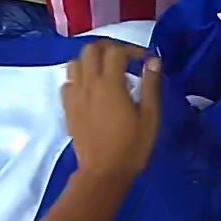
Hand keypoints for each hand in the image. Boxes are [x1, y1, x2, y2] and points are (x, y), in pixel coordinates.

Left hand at [62, 41, 161, 182]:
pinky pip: (67, 81)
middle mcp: (88, 84)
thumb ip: (151, 85)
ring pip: (75, 62)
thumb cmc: (131, 147)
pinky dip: (78, 76)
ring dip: (90, 59)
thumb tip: (154, 61)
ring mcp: (74, 95)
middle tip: (124, 57)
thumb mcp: (150, 117)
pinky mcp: (67, 107)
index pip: (116, 52)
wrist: (103, 173)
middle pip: (91, 49)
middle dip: (108, 47)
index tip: (144, 59)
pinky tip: (90, 87)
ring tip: (105, 68)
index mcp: (110, 85)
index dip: (132, 49)